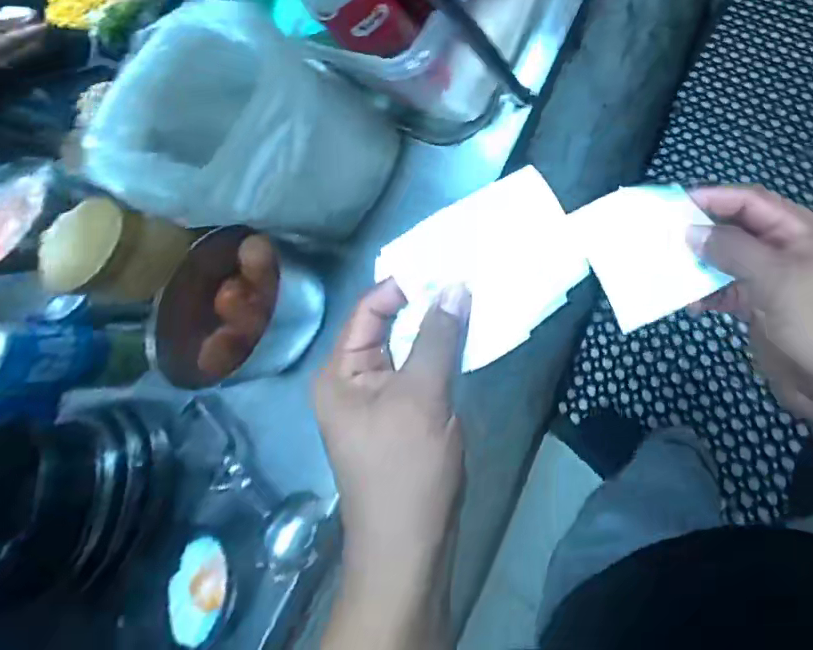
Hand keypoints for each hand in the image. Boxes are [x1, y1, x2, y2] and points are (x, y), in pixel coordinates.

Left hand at [315, 280, 469, 567]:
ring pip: (411, 346)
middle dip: (424, 302)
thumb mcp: (422, 395)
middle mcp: (355, 379)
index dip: (403, 285)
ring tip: (471, 294)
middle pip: (389, 325)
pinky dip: (444, 350)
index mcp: (340, 372)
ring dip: (438, 325)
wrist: (411, 547)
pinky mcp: (407, 412)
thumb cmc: (405, 468)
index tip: (444, 265)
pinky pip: (423, 368)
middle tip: (463, 273)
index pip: (368, 309)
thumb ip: (438, 337)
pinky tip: (470, 333)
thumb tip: (456, 285)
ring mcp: (382, 398)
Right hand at [688, 186, 812, 435]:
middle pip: (736, 228)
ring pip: (728, 260)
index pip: (751, 201)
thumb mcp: (775, 278)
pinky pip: (728, 290)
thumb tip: (691, 231)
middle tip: (665, 237)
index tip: (676, 203)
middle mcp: (786, 248)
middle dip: (703, 232)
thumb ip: (731, 249)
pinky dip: (709, 293)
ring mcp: (774, 280)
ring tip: (672, 271)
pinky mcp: (763, 309)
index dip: (714, 198)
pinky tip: (692, 304)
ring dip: (701, 265)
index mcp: (801, 230)